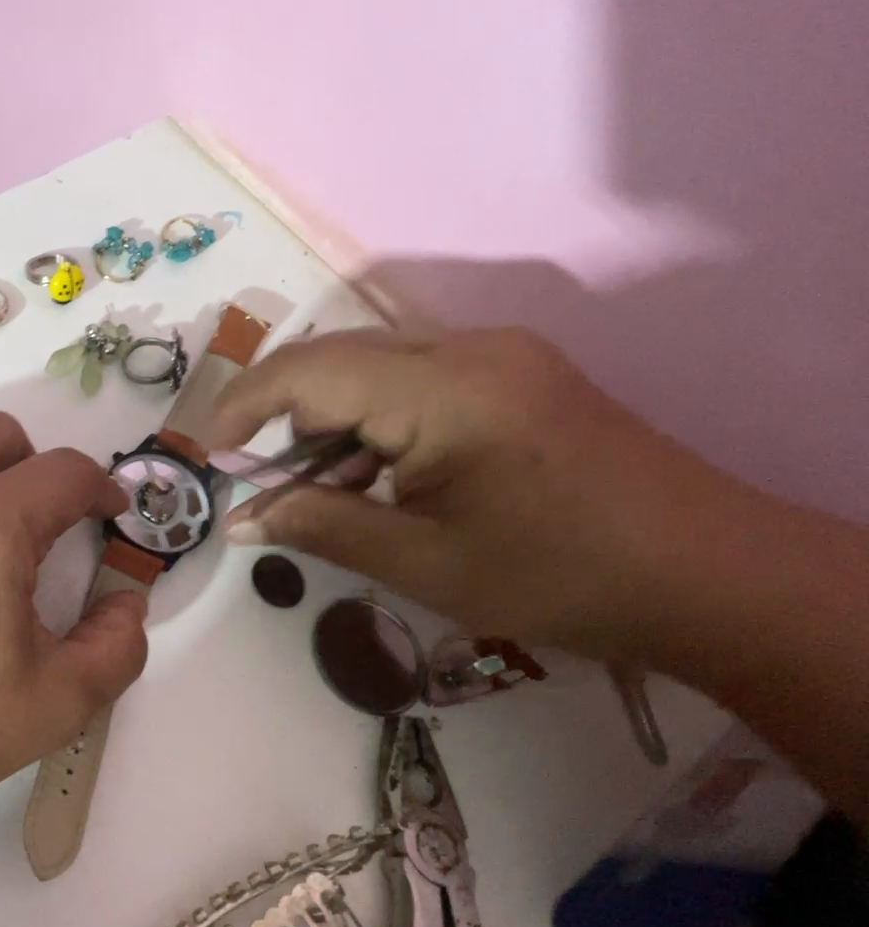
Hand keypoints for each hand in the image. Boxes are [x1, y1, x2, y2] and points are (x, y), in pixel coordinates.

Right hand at [207, 327, 761, 659]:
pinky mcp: (513, 368)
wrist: (714, 576)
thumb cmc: (560, 577)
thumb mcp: (422, 564)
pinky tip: (373, 468)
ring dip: (324, 412)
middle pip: (333, 354)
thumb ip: (319, 527)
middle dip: (278, 409)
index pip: (309, 372)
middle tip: (254, 473)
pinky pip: (410, 372)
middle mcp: (468, 349)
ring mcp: (497, 352)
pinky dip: (369, 412)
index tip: (212, 454)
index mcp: (446, 393)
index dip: (244, 406)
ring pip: (368, 360)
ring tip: (316, 482)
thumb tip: (237, 518)